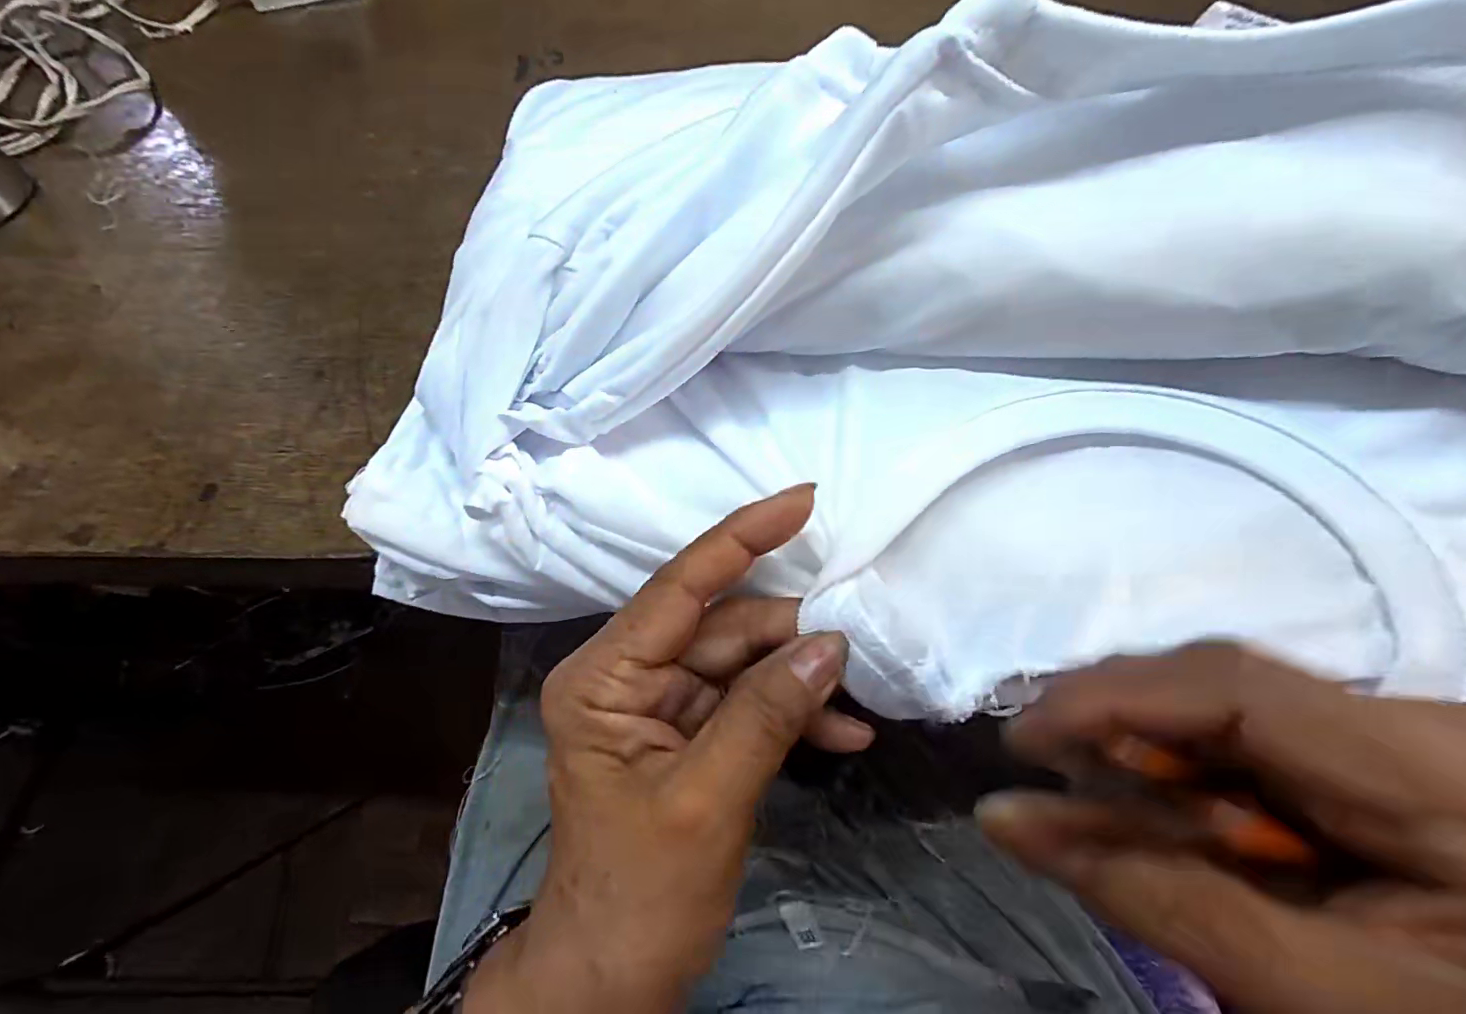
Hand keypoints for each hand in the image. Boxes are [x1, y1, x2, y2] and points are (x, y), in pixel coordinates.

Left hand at [464, 485, 872, 1013]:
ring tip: (860, 693)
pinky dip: (792, 712)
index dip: (743, 537)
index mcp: (604, 676)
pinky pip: (747, 700)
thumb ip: (767, 714)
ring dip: (801, 676)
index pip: (680, 586)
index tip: (802, 499)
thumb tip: (829, 645)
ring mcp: (660, 700)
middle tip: (859, 635)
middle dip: (791, 631)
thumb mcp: (708, 801)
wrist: (612, 978)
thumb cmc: (640, 895)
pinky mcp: (688, 729)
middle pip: (723, 625)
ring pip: (743, 661)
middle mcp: (627, 673)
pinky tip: (844, 731)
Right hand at [977, 643, 1465, 1013]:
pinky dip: (1214, 788)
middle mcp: (1411, 717)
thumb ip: (1171, 904)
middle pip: (1218, 686)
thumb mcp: (1341, 1000)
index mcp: (1433, 768)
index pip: (1229, 685)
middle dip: (1128, 739)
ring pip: (1233, 711)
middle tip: (1074, 808)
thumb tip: (1007, 818)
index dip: (1106, 698)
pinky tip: (1219, 839)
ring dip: (1169, 769)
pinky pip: (1270, 743)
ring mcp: (1410, 732)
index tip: (1020, 744)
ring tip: (1154, 838)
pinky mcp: (1403, 758)